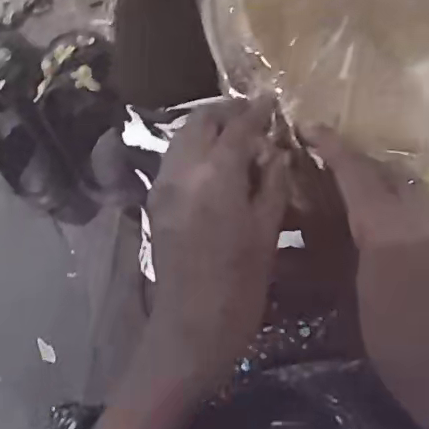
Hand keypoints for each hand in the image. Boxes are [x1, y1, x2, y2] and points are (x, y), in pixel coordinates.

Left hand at [94, 99, 288, 428]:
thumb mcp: (266, 232)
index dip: (257, 111)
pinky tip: (217, 166)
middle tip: (253, 118)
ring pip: (182, 139)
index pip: (237, 126)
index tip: (272, 100)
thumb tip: (273, 151)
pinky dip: (195, 153)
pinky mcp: (154, 204)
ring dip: (208, 131)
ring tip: (237, 140)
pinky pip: (175, 162)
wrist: (190, 327)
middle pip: (200, 122)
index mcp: (214, 176)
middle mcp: (181, 171)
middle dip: (227, 113)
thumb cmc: (240, 286)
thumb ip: (271, 183)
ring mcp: (162, 187)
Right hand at [307, 128, 428, 383]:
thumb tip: (317, 196)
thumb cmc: (376, 327)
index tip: (310, 127)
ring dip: (382, 179)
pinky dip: (405, 199)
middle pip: (386, 171)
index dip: (333, 147)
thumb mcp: (343, 277)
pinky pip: (428, 202)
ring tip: (358, 185)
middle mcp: (425, 218)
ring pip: (409, 183)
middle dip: (356, 161)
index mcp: (387, 232)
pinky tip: (391, 210)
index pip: (358, 174)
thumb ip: (336, 230)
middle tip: (329, 157)